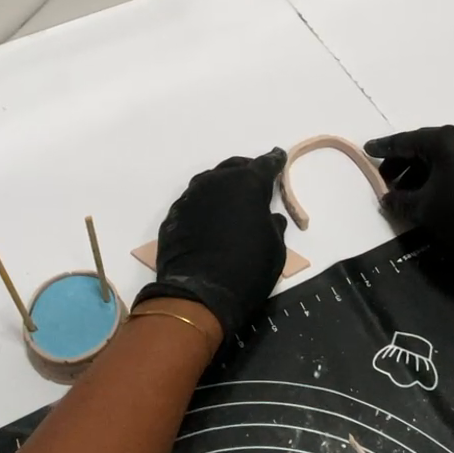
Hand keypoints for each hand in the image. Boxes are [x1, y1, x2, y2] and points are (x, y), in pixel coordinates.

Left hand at [136, 149, 287, 343]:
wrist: (199, 294)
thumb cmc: (247, 268)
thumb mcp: (274, 247)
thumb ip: (272, 224)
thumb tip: (268, 217)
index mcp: (246, 184)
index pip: (264, 164)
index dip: (274, 162)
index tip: (278, 158)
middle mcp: (216, 182)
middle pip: (234, 167)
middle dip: (246, 171)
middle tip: (255, 180)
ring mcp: (191, 196)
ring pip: (210, 181)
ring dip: (222, 185)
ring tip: (230, 198)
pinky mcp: (174, 215)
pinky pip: (194, 200)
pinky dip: (205, 203)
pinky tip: (209, 217)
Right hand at [365, 126, 453, 325]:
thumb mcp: (426, 211)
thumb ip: (400, 200)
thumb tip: (386, 197)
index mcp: (446, 141)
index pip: (405, 140)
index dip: (383, 148)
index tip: (366, 151)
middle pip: (425, 146)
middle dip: (403, 162)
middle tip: (385, 180)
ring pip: (444, 157)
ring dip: (423, 172)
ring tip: (407, 194)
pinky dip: (442, 176)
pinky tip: (434, 195)